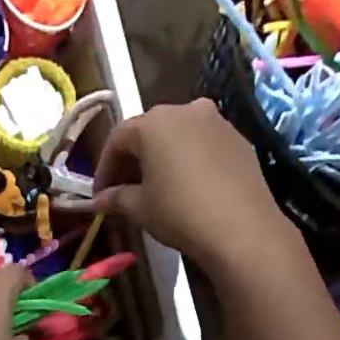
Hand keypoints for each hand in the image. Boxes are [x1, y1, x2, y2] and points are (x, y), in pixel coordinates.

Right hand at [92, 99, 302, 272]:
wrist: (241, 228)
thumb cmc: (180, 213)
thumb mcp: (140, 208)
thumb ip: (116, 198)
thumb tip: (99, 200)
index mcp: (154, 122)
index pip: (119, 138)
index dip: (105, 167)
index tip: (100, 194)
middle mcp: (186, 110)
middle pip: (150, 132)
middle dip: (134, 160)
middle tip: (125, 191)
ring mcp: (217, 121)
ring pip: (179, 136)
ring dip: (163, 159)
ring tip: (157, 189)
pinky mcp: (238, 139)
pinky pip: (203, 146)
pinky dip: (189, 161)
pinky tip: (188, 188)